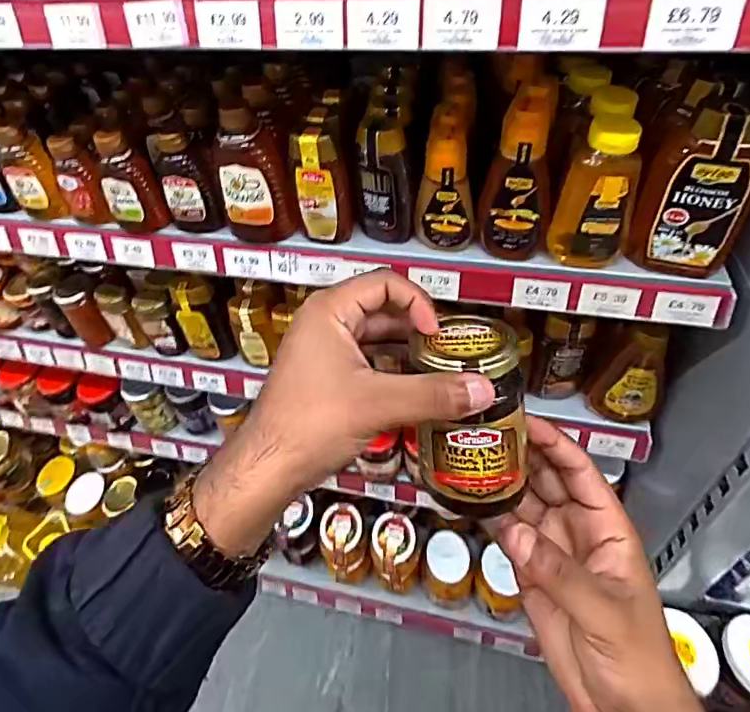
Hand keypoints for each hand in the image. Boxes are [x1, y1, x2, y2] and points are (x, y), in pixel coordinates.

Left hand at [192, 271, 494, 553]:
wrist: (267, 467)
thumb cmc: (310, 424)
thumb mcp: (378, 404)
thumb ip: (433, 394)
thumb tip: (482, 389)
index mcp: (330, 311)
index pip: (385, 282)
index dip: (417, 302)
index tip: (436, 334)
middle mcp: (324, 322)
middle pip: (381, 308)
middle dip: (416, 328)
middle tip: (447, 352)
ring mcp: (322, 348)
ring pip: (374, 338)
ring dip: (406, 352)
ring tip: (438, 373)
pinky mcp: (323, 375)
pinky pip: (365, 361)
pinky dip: (391, 371)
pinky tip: (413, 392)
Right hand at [486, 417, 698, 711]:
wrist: (624, 711)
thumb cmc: (641, 662)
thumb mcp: (606, 612)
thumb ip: (560, 572)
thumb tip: (517, 533)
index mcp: (606, 528)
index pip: (579, 470)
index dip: (554, 442)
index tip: (525, 422)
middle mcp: (576, 530)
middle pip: (544, 479)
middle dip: (518, 454)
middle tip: (485, 435)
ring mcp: (551, 550)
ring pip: (521, 503)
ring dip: (498, 483)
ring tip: (470, 461)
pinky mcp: (529, 572)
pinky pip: (506, 535)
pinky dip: (487, 517)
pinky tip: (470, 501)